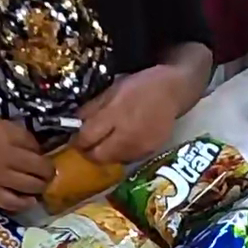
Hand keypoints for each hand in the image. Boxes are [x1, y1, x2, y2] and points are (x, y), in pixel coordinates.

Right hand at [0, 108, 54, 212]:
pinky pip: (13, 202)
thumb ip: (4, 129)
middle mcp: (7, 155)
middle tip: (47, 171)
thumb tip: (21, 141)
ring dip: (41, 186)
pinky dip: (25, 203)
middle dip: (47, 170)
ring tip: (41, 186)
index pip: (34, 143)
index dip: (39, 149)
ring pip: (32, 185)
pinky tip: (29, 201)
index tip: (38, 152)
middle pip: (40, 166)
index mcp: (5, 132)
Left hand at [72, 65, 196, 165]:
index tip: (77, 138)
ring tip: (107, 142)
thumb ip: (93, 109)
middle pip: (98, 156)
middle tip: (89, 144)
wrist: (172, 92)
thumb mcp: (112, 90)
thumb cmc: (140, 87)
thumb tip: (76, 124)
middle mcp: (127, 135)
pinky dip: (121, 153)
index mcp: (115, 115)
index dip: (78, 141)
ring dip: (106, 154)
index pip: (87, 138)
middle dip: (90, 152)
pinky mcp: (149, 153)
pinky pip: (128, 159)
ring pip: (113, 161)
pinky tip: (123, 142)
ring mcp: (139, 147)